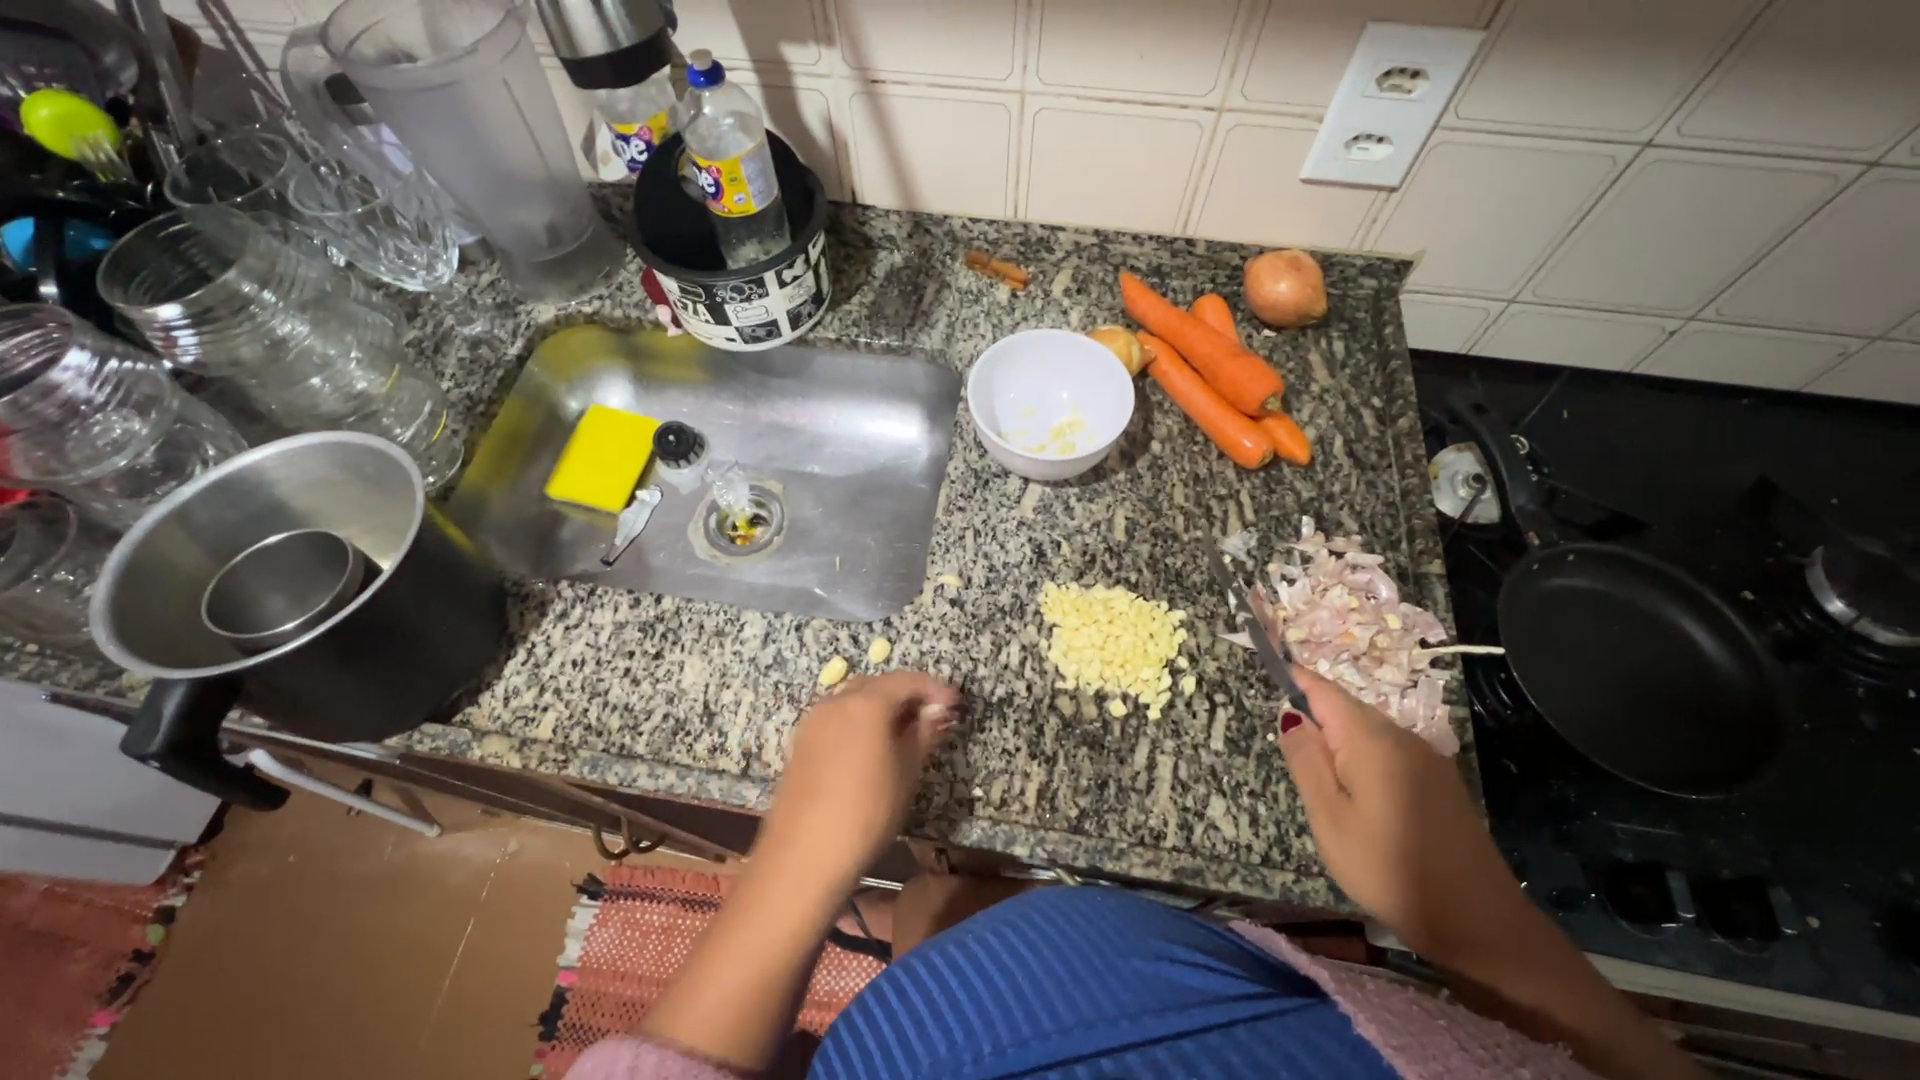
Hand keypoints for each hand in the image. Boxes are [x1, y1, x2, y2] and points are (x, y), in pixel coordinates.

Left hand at [755, 673, 959, 890]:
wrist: (803, 854)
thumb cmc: (867, 812)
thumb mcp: (906, 773)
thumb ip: (923, 734)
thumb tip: (936, 711)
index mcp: (866, 703)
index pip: (907, 680)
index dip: (934, 688)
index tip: (955, 703)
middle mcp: (835, 702)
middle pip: (877, 685)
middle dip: (905, 695)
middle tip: (931, 716)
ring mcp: (813, 721)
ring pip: (853, 701)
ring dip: (880, 708)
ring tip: (904, 734)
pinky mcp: (801, 743)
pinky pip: (837, 719)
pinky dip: (859, 722)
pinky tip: (872, 748)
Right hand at [1276, 667, 1528, 964]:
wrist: (1477, 921)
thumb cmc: (1387, 869)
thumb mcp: (1330, 818)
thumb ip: (1306, 761)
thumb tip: (1290, 714)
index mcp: (1372, 740)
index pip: (1325, 691)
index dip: (1295, 677)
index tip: (1268, 662)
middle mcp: (1403, 738)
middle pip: (1349, 709)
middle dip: (1315, 713)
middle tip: (1285, 744)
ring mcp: (1427, 760)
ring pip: (1370, 733)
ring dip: (1338, 741)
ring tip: (1316, 778)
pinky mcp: (1440, 784)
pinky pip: (1390, 754)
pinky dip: (1362, 759)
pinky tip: (1355, 794)